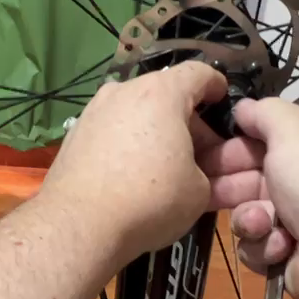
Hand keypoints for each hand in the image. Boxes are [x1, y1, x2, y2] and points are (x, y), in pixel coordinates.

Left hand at [36, 62, 229, 261]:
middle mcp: (124, 93)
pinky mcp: (75, 136)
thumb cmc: (149, 201)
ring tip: (169, 166)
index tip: (223, 102)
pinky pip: (114, 132)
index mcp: (161, 94)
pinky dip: (130, 145)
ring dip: (158, 134)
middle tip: (202, 154)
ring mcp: (95, 112)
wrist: (79, 225)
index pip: (199, 73)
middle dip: (188, 123)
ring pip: (138, 115)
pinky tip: (135, 175)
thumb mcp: (199, 191)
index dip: (217, 87)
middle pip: (166, 96)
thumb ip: (208, 171)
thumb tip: (197, 169)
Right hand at [198, 98, 298, 298]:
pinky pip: (255, 247)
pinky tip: (281, 246)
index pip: (262, 142)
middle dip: (229, 185)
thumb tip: (243, 107)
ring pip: (247, 216)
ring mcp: (296, 222)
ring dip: (249, 219)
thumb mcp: (293, 130)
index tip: (203, 151)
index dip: (231, 146)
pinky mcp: (286, 255)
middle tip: (208, 190)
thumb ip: (265, 112)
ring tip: (262, 223)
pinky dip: (264, 246)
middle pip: (248, 179)